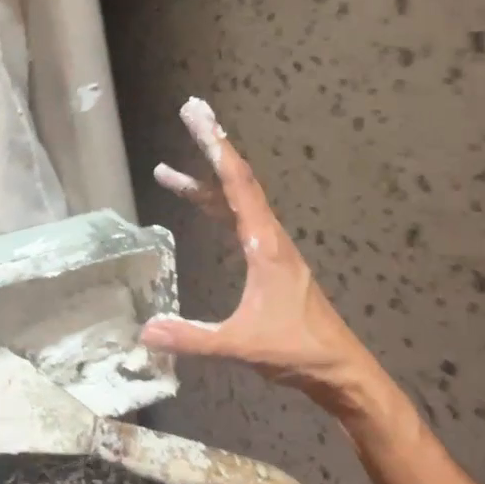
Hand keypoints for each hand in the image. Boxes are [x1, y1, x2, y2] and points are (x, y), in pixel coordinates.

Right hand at [140, 99, 379, 415]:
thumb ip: (193, 337)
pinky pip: (239, 219)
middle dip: (212, 147)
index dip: (216, 148)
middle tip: (190, 113)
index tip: (198, 117)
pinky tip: (202, 206)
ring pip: (237, 200)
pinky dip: (217, 204)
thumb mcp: (242, 344)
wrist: (339, 369)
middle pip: (238, 181)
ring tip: (167, 170)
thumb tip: (145, 329)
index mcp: (265, 245)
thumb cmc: (297, 351)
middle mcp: (270, 237)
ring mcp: (272, 248)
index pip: (238, 185)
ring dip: (208, 179)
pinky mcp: (269, 263)